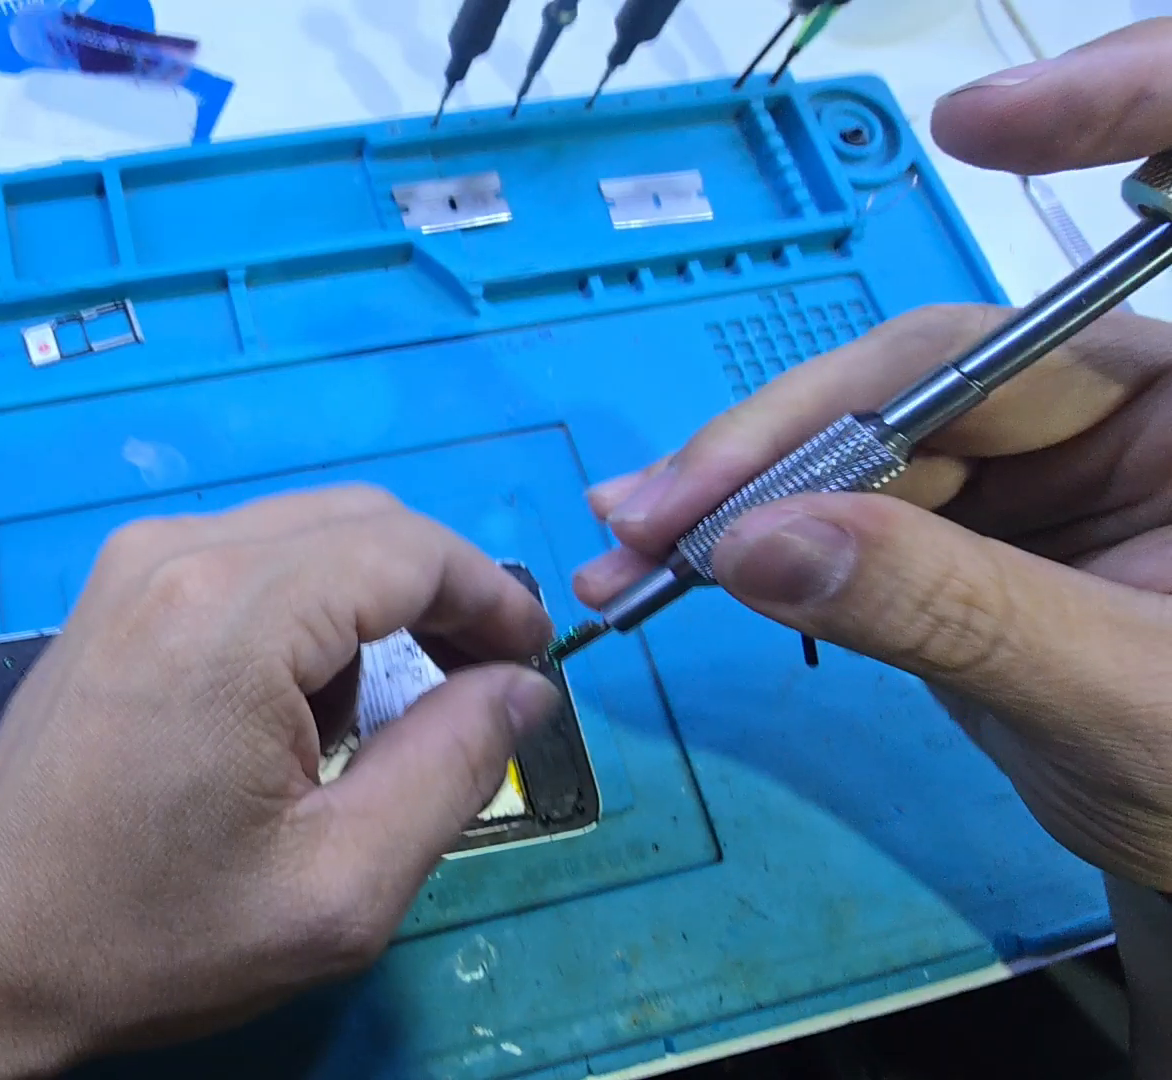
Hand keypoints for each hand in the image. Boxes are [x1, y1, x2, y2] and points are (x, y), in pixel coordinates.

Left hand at [0, 487, 557, 1079]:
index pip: (406, 550)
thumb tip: (521, 687)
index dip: (488, 595)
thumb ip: (451, 768)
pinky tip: (285, 695)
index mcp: (234, 615)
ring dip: (368, 602)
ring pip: (309, 532)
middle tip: (474, 678)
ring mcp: (139, 555)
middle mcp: (181, 550)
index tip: (530, 660)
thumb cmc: (153, 930)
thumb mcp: (336, 886)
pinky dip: (305, 603)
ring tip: (360, 717)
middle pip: (361, 522)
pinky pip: (251, 554)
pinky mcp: (121, 578)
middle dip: (438, 590)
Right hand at [575, 21, 1171, 890]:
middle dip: (761, 449)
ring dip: (713, 505)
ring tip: (620, 554)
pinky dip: (728, 542)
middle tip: (644, 516)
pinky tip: (657, 563)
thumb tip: (749, 542)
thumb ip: (943, 607)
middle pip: (904, 383)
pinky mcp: (927, 520)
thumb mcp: (1121, 701)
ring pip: (829, 450)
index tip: (974, 118)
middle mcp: (1103, 413)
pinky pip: (809, 511)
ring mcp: (1001, 467)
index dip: (1127, 122)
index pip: (1153, 253)